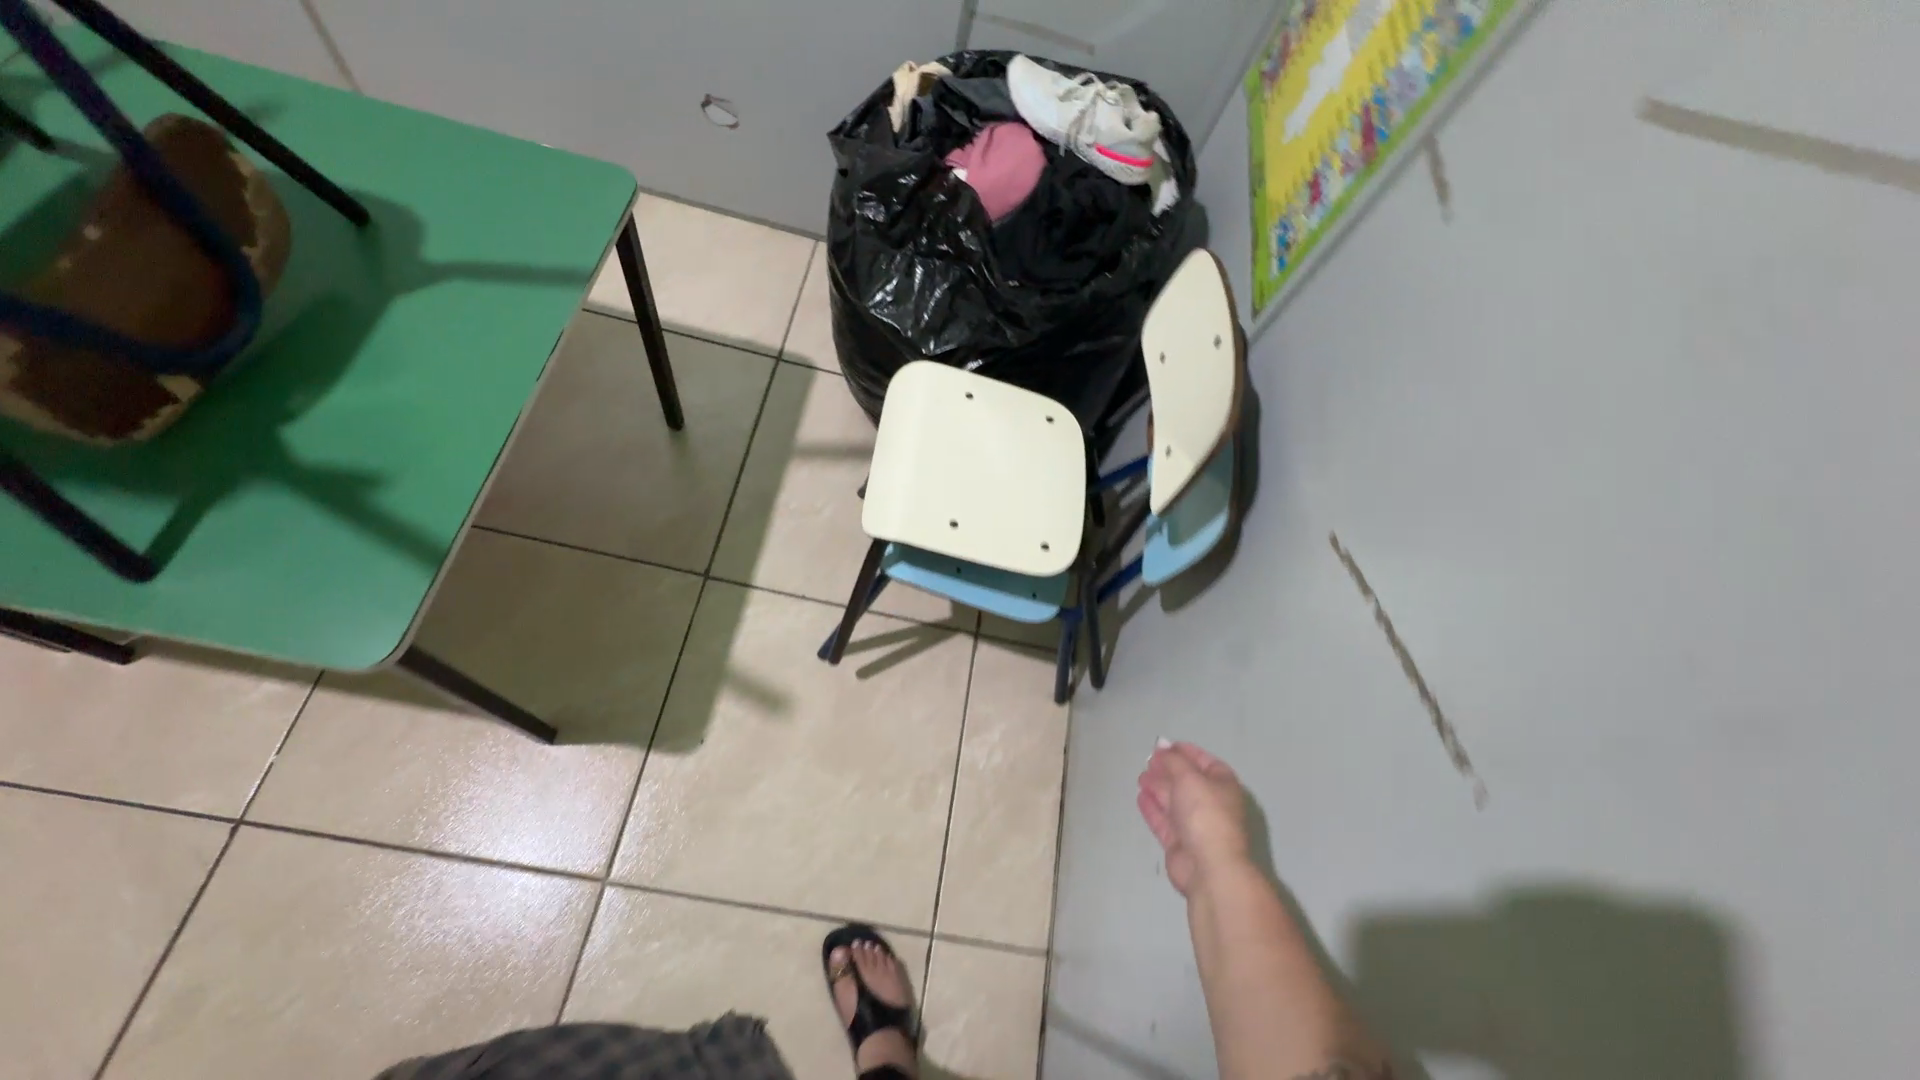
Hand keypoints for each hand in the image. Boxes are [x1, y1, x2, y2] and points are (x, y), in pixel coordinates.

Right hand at [1137, 740, 1251, 896]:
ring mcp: (1196, 826)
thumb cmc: (1205, 815)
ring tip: (1141, 777)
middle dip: (1168, 770)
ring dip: (1158, 788)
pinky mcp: (1180, 844)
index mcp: (1223, 786)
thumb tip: (1162, 746)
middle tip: (1148, 761)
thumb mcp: (1188, 777)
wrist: (1209, 867)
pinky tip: (1141, 797)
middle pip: (1188, 782)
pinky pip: (1164, 821)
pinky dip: (1153, 808)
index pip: (1205, 763)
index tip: (1164, 746)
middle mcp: (1212, 804)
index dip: (1185, 753)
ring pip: (1174, 802)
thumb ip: (1173, 760)